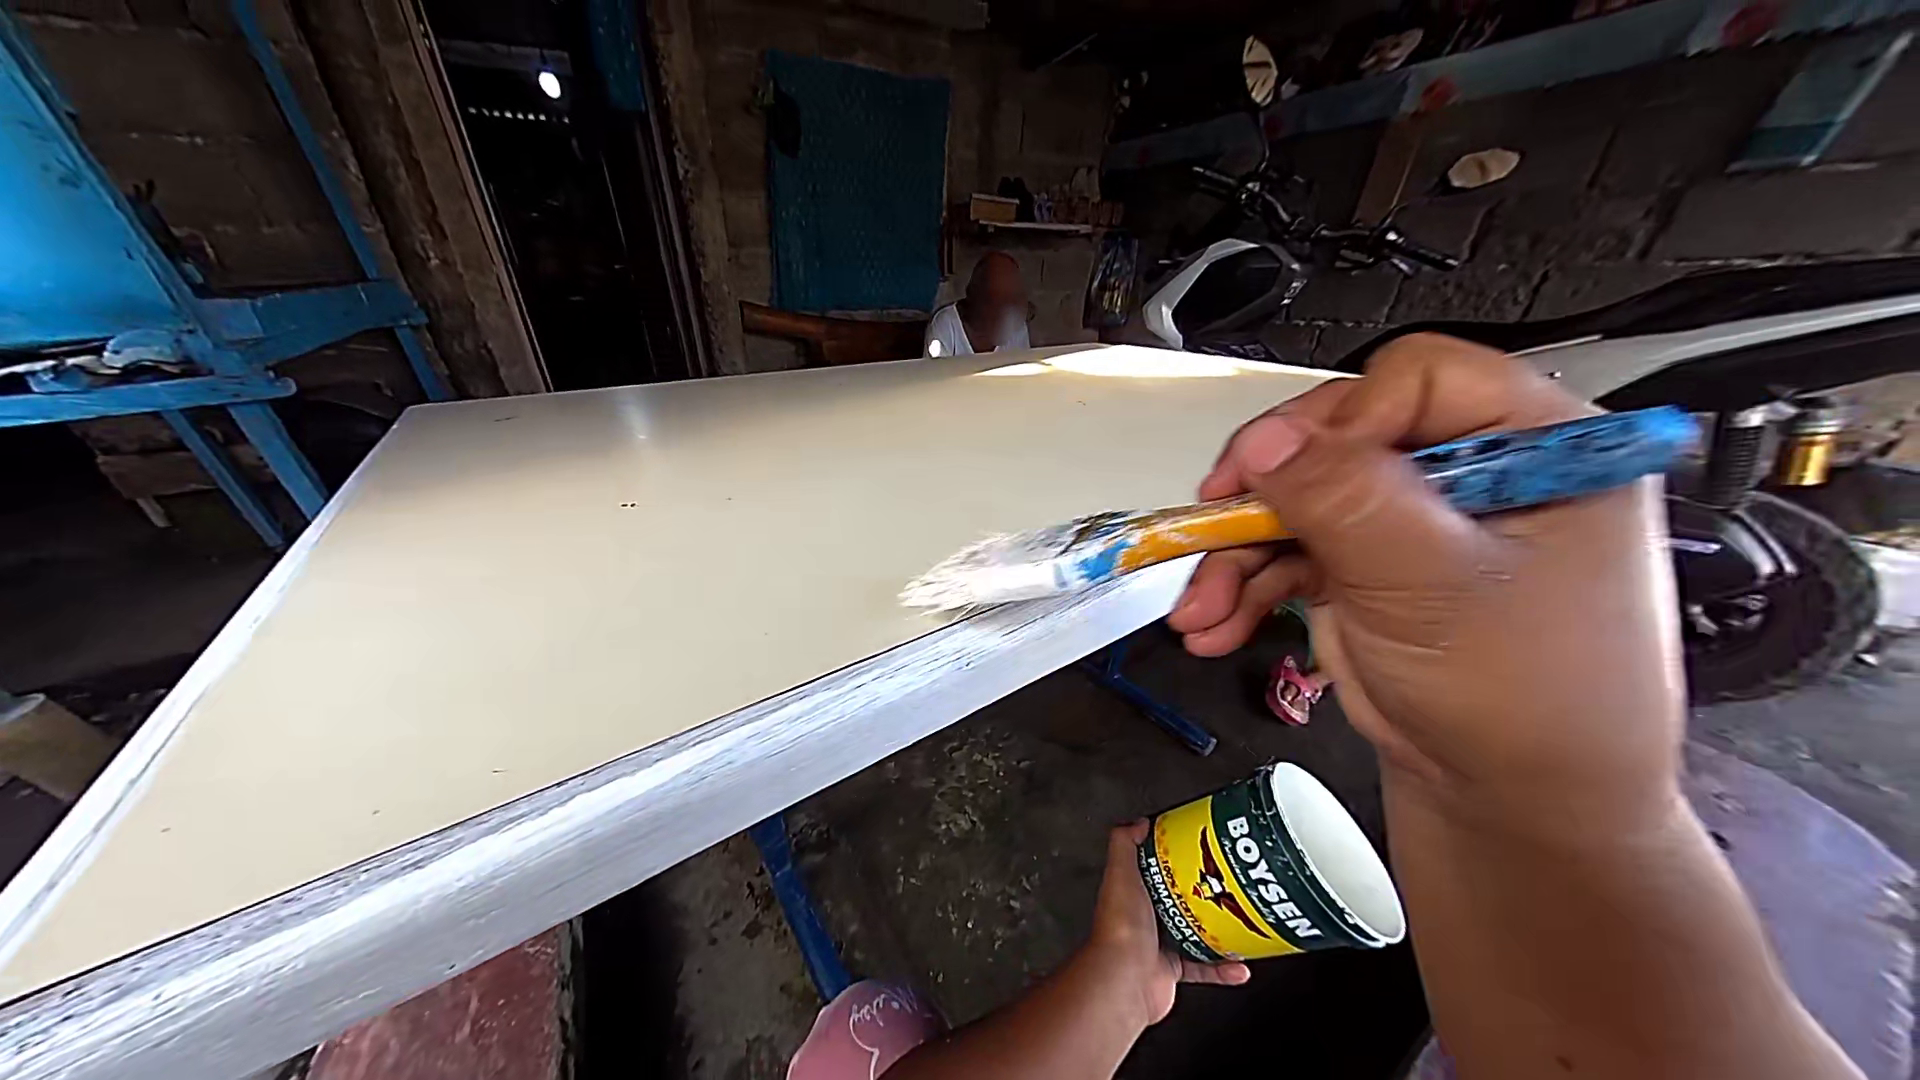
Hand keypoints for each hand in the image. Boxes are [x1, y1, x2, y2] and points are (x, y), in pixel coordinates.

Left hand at [1077, 822, 1248, 1028]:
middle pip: (1175, 897)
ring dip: (1215, 929)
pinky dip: (1222, 968)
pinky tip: (1239, 965)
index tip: (1192, 848)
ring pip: (1191, 931)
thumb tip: (1138, 822)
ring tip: (1237, 920)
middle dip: (1198, 891)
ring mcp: (1157, 941)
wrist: (1125, 977)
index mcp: (1130, 888)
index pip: (1151, 865)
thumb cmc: (1120, 926)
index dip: (1169, 855)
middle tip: (1223, 883)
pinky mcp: (1171, 968)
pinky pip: (1202, 967)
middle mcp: (1142, 913)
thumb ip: (1124, 842)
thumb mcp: (1120, 871)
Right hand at [1166, 335, 1686, 834]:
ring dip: (1234, 556)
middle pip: (1331, 440)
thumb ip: (1346, 501)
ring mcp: (1400, 520)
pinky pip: (1282, 552)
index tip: (1293, 481)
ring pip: (1290, 501)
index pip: (1412, 380)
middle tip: (1211, 527)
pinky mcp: (1358, 562)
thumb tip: (1264, 439)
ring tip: (1200, 610)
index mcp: (1526, 446)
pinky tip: (1216, 625)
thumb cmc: (1520, 699)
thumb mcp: (1432, 586)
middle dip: (1261, 497)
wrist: (1508, 798)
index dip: (1342, 424)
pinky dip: (1243, 588)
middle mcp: (1458, 472)